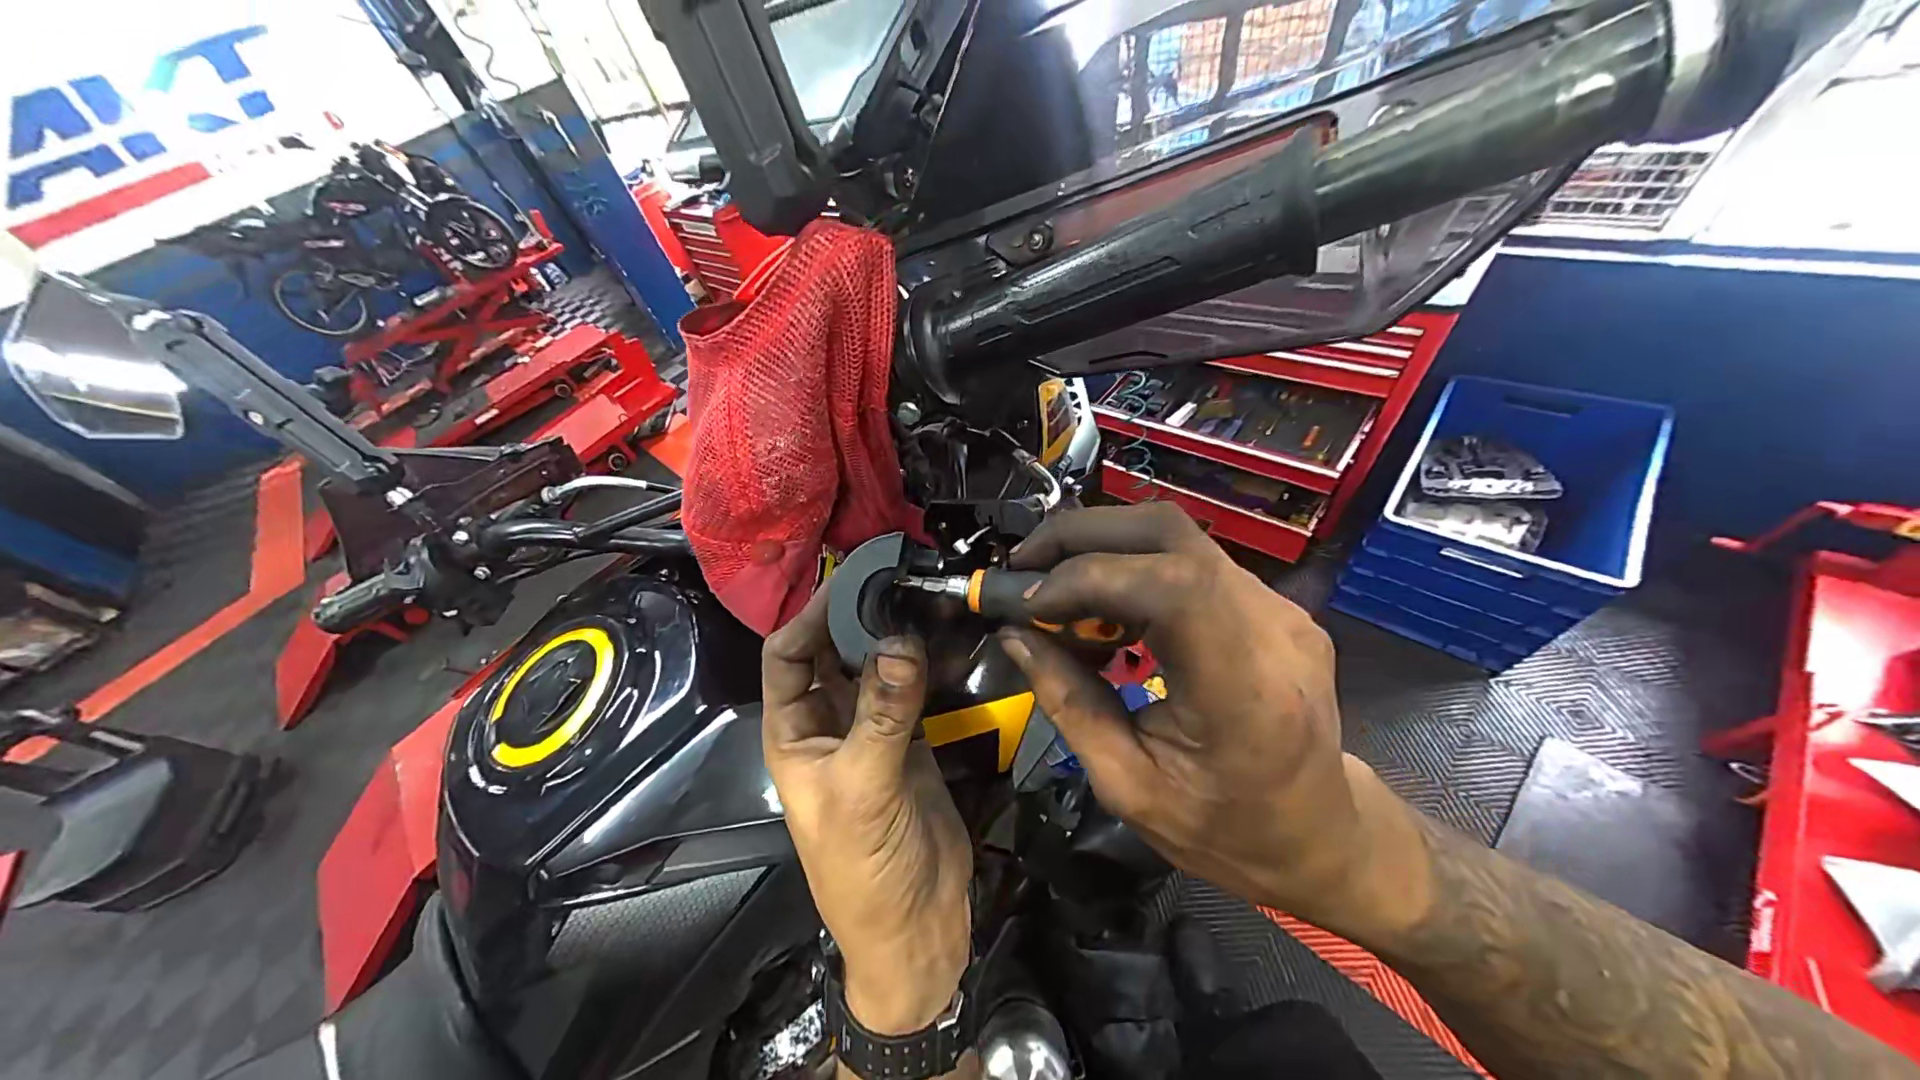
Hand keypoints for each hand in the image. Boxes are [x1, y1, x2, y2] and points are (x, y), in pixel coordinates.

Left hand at [762, 587, 972, 1034]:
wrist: (917, 924)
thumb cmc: (866, 867)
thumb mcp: (864, 790)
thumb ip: (882, 715)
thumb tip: (900, 642)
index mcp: (794, 732)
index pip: (787, 657)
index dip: (810, 617)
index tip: (851, 580)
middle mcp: (827, 723)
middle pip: (831, 653)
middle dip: (853, 616)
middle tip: (894, 576)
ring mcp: (870, 729)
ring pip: (872, 666)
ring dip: (889, 635)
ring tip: (919, 595)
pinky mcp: (910, 738)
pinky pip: (909, 688)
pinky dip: (921, 662)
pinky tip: (939, 636)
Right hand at [995, 504, 1428, 939]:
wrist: (1321, 836)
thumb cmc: (1226, 832)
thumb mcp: (1127, 787)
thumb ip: (1068, 702)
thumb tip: (1014, 634)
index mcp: (1244, 690)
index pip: (1170, 586)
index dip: (1087, 577)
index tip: (1026, 605)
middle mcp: (1272, 628)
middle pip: (1168, 532)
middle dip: (1080, 535)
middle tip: (1022, 567)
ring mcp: (1278, 607)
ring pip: (1176, 534)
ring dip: (1100, 545)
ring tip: (1051, 585)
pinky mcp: (1269, 603)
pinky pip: (1188, 559)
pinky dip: (1128, 565)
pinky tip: (1100, 603)